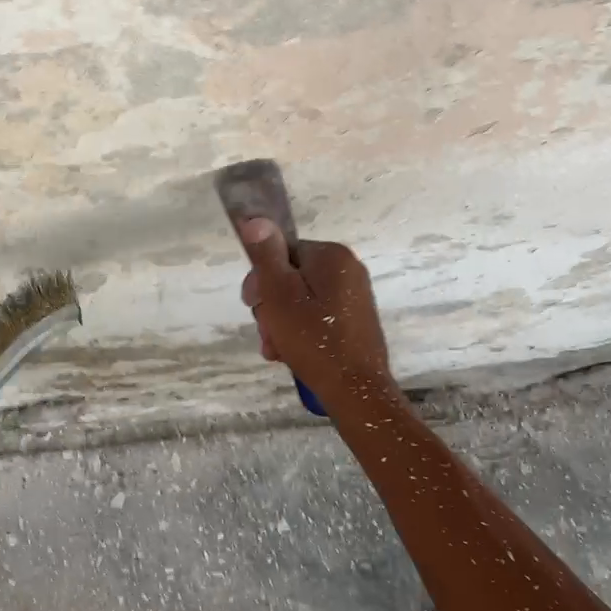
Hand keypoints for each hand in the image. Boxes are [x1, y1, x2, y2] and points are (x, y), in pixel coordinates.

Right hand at [236, 217, 398, 403]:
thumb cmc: (314, 339)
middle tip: (266, 331)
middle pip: (290, 276)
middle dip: (271, 305)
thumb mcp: (279, 293)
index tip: (253, 303)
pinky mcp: (354, 320)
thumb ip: (266, 255)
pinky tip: (288, 354)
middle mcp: (348, 269)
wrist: (356, 392)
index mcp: (332, 255)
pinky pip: (316, 316)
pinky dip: (299, 332)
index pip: (282, 251)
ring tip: (275, 348)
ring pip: (300, 300)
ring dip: (280, 322)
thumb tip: (255, 218)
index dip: (262, 278)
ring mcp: (353, 296)